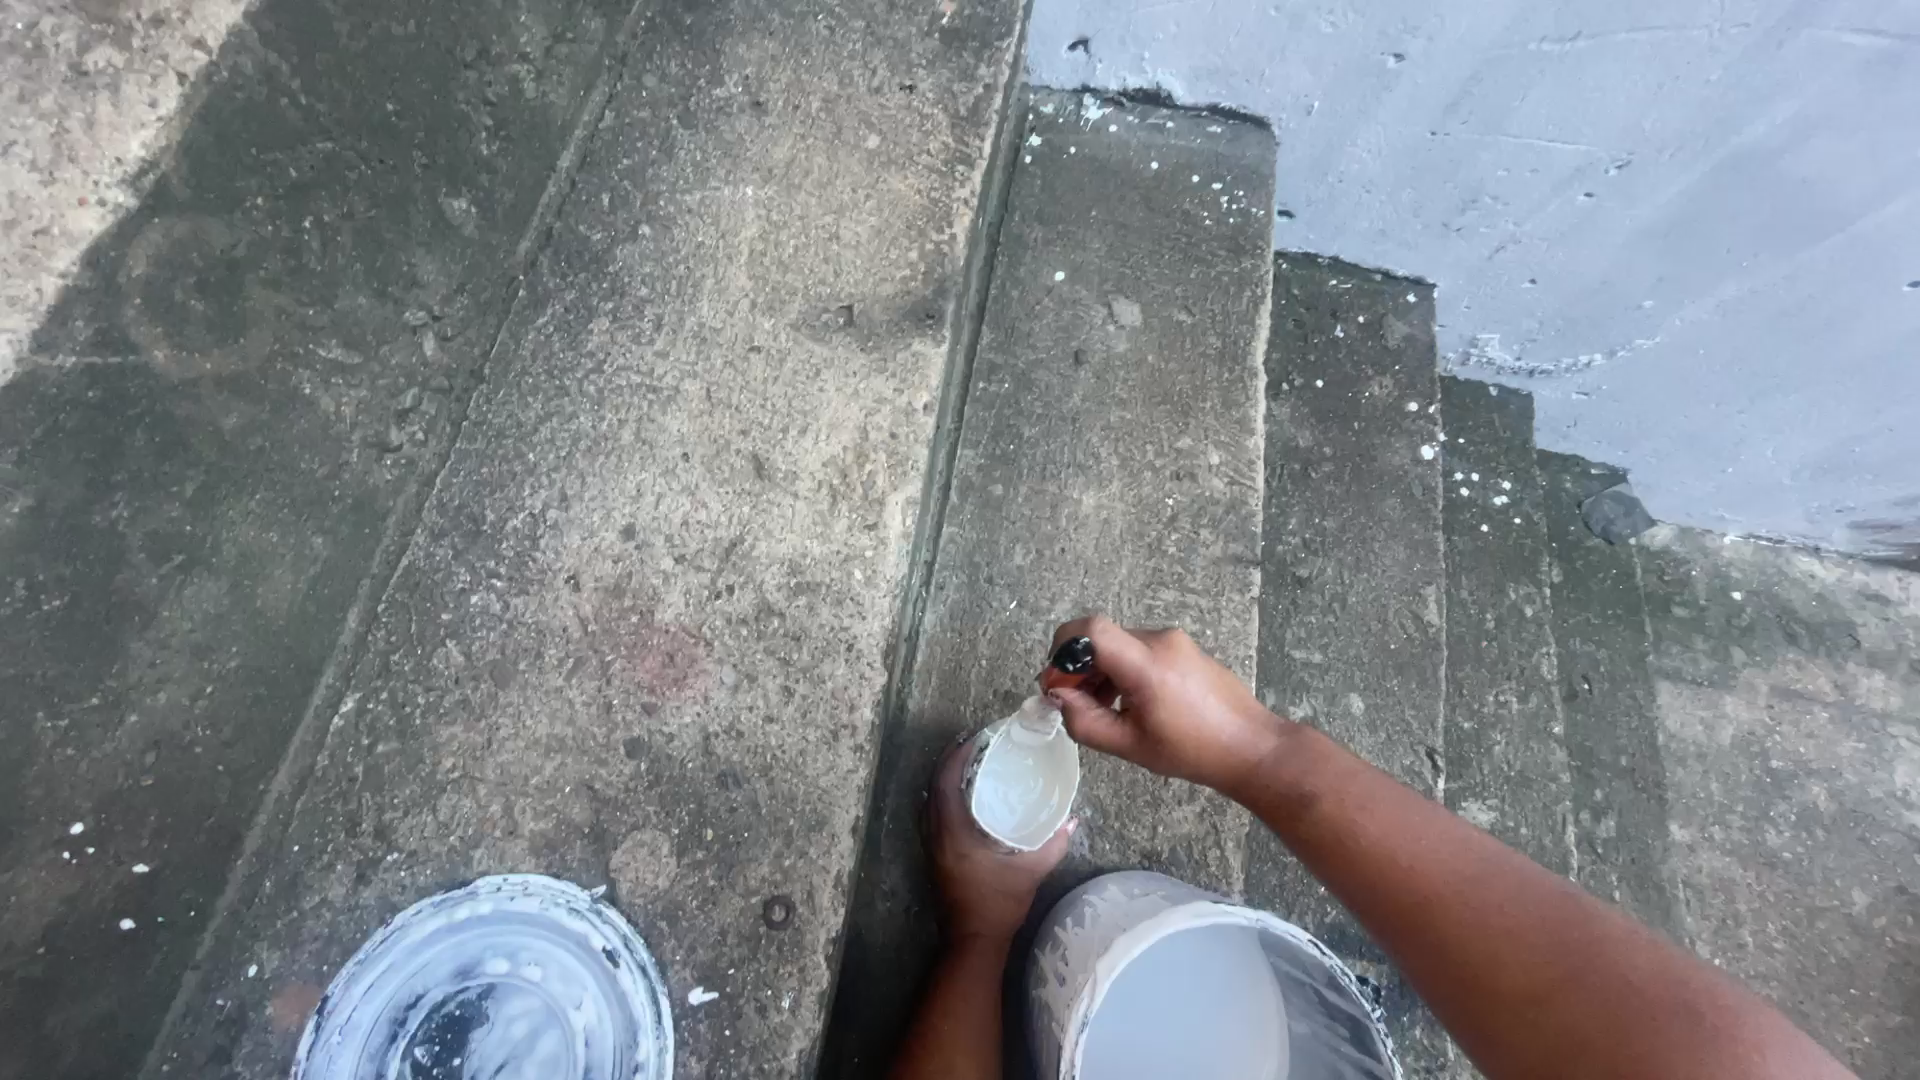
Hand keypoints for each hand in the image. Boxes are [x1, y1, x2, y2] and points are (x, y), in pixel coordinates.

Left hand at [924, 741, 1072, 942]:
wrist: (972, 943)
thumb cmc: (998, 905)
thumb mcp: (1030, 872)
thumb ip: (1052, 844)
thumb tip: (1072, 820)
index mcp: (953, 832)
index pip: (946, 782)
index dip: (956, 756)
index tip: (973, 738)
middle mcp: (935, 835)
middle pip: (933, 786)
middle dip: (950, 762)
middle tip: (972, 745)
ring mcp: (930, 846)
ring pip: (930, 800)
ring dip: (945, 779)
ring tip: (968, 764)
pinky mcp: (933, 855)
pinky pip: (932, 814)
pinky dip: (943, 797)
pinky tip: (963, 796)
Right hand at [1046, 615, 1286, 796]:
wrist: (1251, 747)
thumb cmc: (1192, 751)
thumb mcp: (1129, 745)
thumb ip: (1085, 721)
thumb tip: (1058, 697)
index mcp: (1147, 664)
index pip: (1091, 630)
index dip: (1063, 648)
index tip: (1057, 681)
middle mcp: (1159, 640)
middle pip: (1100, 637)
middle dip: (1078, 665)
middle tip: (1074, 701)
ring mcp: (1173, 640)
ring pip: (1118, 643)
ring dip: (1100, 669)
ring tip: (1103, 707)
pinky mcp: (1182, 647)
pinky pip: (1138, 648)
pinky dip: (1121, 669)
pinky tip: (1128, 702)